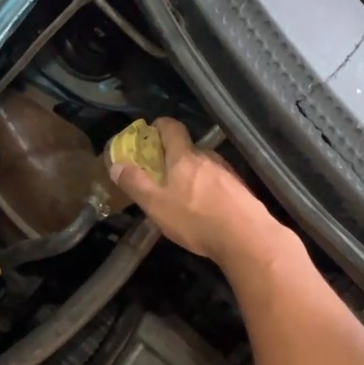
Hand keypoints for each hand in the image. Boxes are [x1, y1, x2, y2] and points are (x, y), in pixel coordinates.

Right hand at [108, 117, 284, 267]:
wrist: (247, 238)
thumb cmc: (196, 219)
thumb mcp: (156, 205)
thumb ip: (135, 183)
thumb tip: (116, 165)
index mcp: (184, 157)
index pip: (172, 128)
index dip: (160, 126)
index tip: (150, 131)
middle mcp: (207, 158)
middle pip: (188, 148)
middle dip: (173, 156)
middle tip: (161, 172)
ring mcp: (228, 173)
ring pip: (205, 166)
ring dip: (192, 174)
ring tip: (183, 195)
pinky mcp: (241, 190)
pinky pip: (219, 183)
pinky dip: (209, 189)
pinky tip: (206, 209)